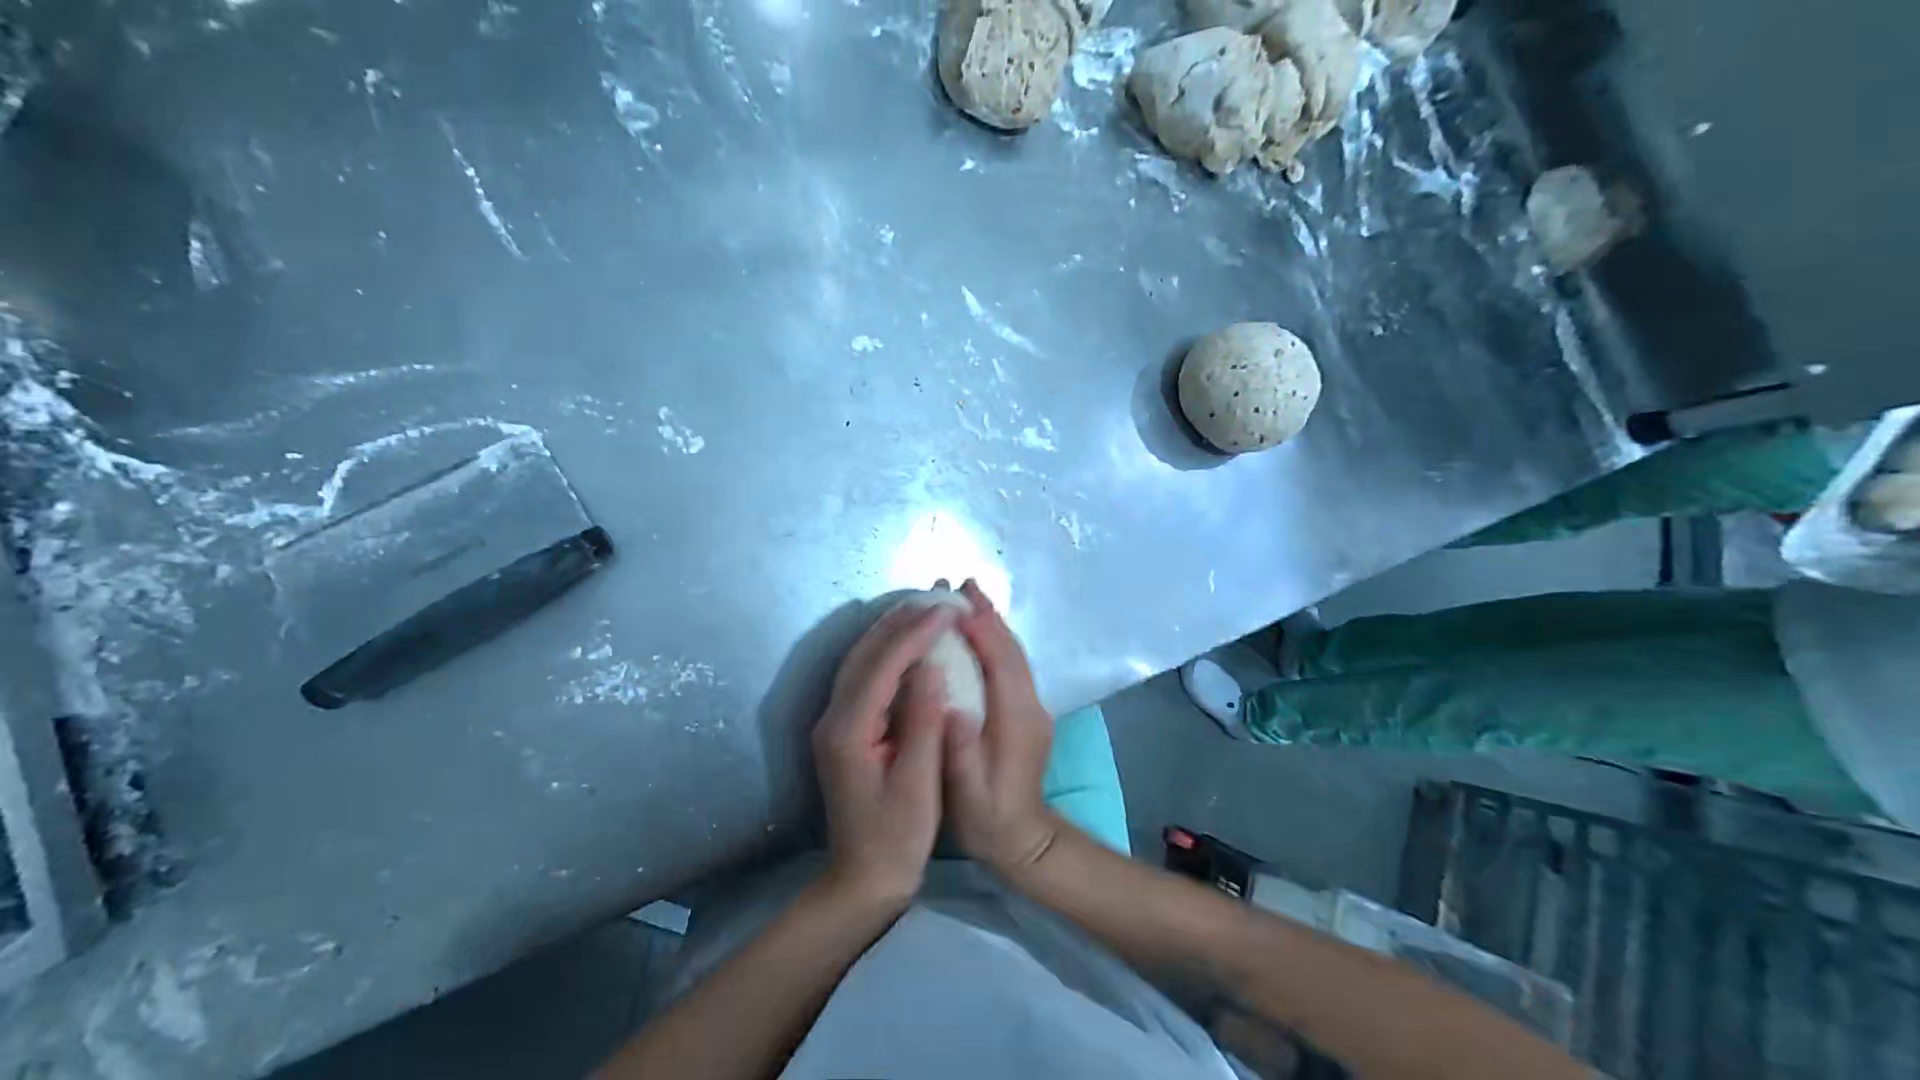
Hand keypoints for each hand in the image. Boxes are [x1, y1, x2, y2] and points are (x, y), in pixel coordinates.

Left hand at [812, 601, 955, 908]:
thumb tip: (932, 666)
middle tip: (937, 598)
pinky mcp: (842, 729)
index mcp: (848, 731)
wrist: (861, 878)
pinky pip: (863, 677)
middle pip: (864, 654)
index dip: (915, 634)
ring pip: (859, 661)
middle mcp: (833, 718)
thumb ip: (924, 723)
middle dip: (900, 623)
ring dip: (890, 632)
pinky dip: (885, 653)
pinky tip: (907, 645)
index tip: (947, 611)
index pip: (882, 666)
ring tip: (923, 609)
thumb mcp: (919, 785)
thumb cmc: (897, 839)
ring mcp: (833, 723)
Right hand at [943, 580, 1061, 875]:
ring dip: (993, 623)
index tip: (955, 603)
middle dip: (988, 614)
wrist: (1025, 840)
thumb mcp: (968, 793)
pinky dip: (996, 641)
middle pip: (1011, 649)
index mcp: (1016, 719)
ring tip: (969, 596)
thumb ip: (960, 750)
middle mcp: (1030, 705)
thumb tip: (949, 705)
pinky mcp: (1028, 711)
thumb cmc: (987, 818)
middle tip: (961, 583)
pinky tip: (978, 632)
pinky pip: (1012, 664)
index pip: (1001, 662)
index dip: (981, 630)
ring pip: (1014, 654)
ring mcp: (1033, 707)